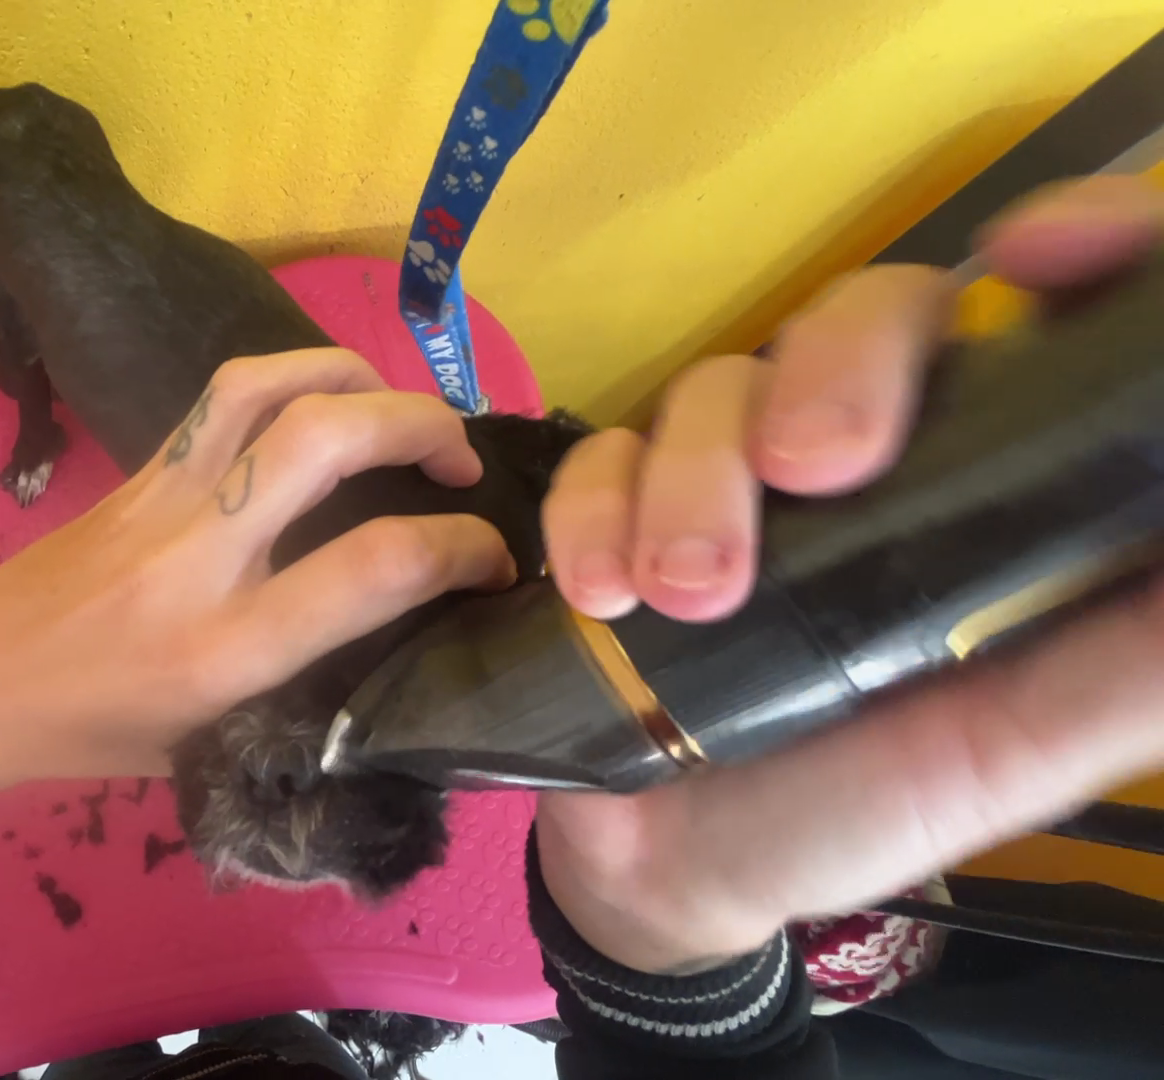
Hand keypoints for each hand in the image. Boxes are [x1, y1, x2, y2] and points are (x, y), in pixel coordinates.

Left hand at [0, 347, 517, 791]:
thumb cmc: (94, 735)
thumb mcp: (210, 742)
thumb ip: (301, 683)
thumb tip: (390, 624)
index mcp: (224, 650)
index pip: (373, 568)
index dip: (460, 548)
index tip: (492, 557)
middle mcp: (196, 558)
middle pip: (324, 441)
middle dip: (419, 425)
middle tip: (460, 458)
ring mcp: (158, 500)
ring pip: (264, 388)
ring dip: (351, 374)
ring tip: (394, 406)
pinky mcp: (133, 471)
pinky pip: (220, 398)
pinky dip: (289, 381)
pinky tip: (318, 407)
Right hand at [534, 175, 1163, 973]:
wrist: (670, 862)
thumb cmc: (843, 810)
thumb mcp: (1007, 758)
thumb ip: (1124, 670)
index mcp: (959, 496)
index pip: (1018, 329)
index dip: (1069, 250)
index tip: (1038, 259)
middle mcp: (833, 462)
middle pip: (839, 323)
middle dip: (825, 380)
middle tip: (808, 475)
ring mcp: (701, 480)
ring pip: (696, 395)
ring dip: (683, 482)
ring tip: (678, 598)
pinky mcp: (600, 515)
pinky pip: (586, 467)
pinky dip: (584, 514)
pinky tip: (591, 593)